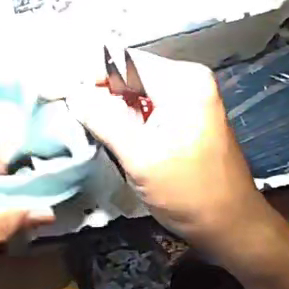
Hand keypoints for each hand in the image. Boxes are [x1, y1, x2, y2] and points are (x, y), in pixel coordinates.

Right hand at [67, 49, 279, 259]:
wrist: (232, 227)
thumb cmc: (189, 192)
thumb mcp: (140, 155)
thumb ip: (102, 118)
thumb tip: (70, 92)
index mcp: (182, 81)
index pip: (121, 61)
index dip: (86, 77)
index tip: (56, 97)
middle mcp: (186, 81)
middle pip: (126, 75)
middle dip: (96, 94)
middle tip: (68, 117)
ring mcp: (186, 100)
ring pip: (132, 94)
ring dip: (108, 110)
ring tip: (84, 129)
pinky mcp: (182, 120)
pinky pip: (143, 109)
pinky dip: (123, 121)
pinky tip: (109, 139)